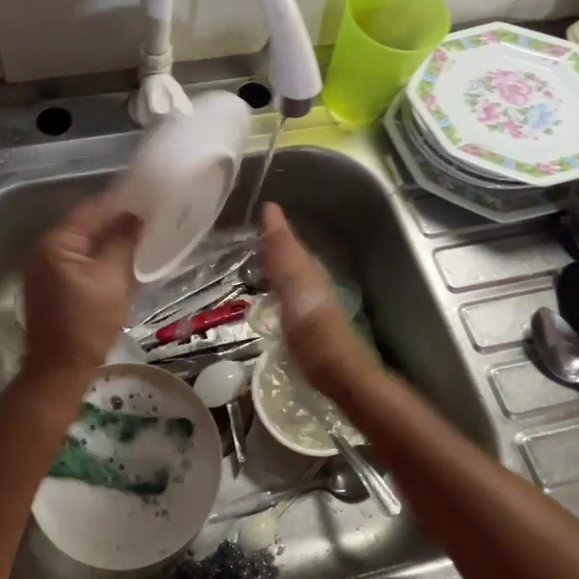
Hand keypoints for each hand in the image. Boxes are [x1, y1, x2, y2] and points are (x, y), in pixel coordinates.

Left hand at [22, 191, 141, 378]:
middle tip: (151, 215)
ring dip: (112, 241)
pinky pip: (82, 262)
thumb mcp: (112, 279)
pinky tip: (125, 261)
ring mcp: (47, 270)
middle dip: (118, 220)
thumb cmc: (87, 323)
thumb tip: (135, 217)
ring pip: (86, 245)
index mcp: (57, 243)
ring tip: (143, 235)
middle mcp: (46, 250)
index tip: (149, 195)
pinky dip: (102, 259)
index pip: (91, 209)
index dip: (121, 201)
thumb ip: (123, 242)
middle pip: (87, 226)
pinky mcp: (54, 287)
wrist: (60, 371)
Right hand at [258, 203, 376, 398]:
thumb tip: (270, 207)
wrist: (336, 370)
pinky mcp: (306, 321)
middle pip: (288, 255)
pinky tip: (266, 291)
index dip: (271, 227)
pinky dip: (275, 285)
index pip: (287, 239)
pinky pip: (287, 292)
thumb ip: (282, 249)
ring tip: (249, 259)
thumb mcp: (293, 282)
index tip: (250, 216)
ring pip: (288, 273)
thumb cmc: (312, 326)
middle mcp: (311, 279)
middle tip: (243, 235)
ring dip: (272, 264)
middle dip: (270, 244)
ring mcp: (310, 301)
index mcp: (307, 267)